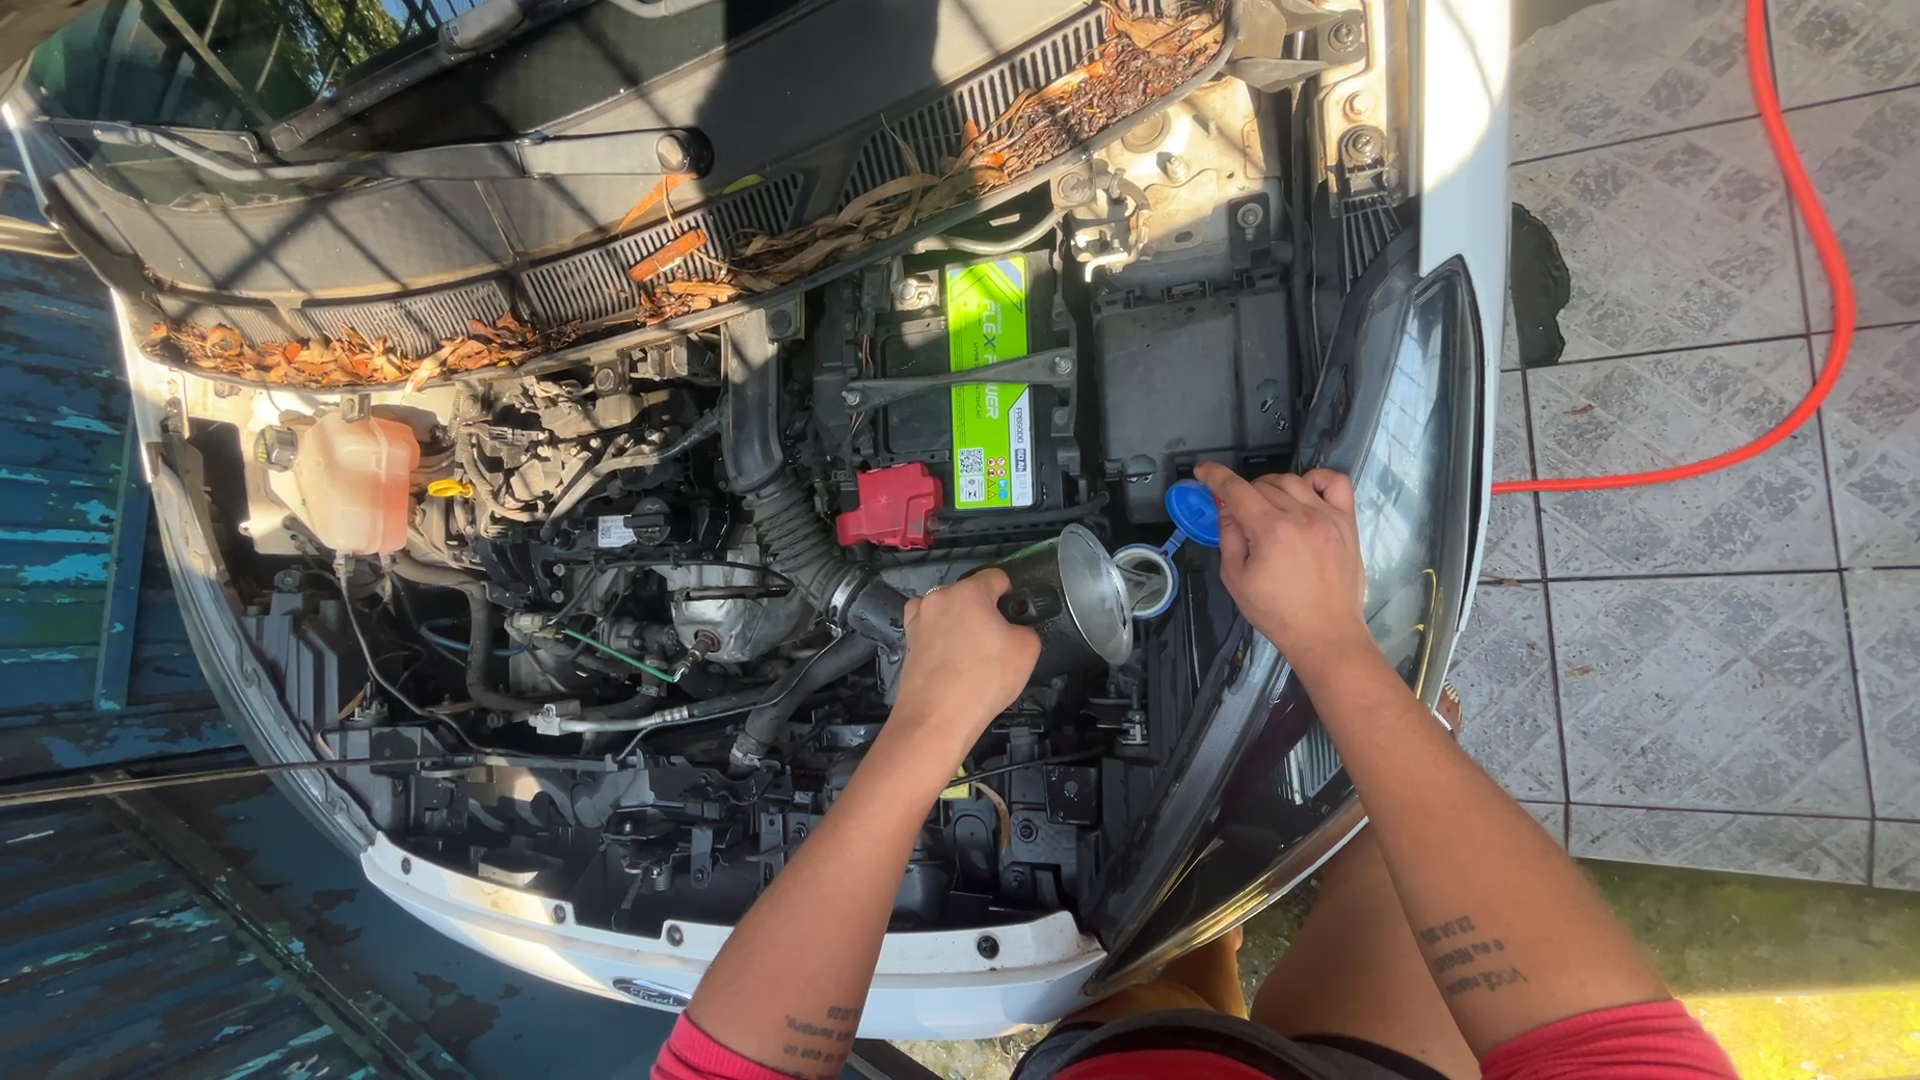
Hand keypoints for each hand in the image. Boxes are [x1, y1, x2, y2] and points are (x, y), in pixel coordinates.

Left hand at [889, 569, 1040, 757]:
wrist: (937, 717)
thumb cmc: (984, 679)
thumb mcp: (1027, 650)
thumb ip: (1026, 628)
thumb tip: (1014, 630)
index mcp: (969, 591)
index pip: (996, 577)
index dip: (1010, 594)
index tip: (1014, 614)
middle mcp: (938, 597)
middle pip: (968, 594)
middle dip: (983, 611)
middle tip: (995, 640)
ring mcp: (918, 619)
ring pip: (946, 611)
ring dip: (958, 622)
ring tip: (969, 652)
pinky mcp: (907, 641)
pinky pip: (929, 630)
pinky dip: (939, 638)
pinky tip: (948, 659)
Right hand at [1195, 464, 1374, 677]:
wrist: (1326, 633)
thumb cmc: (1277, 612)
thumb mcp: (1236, 578)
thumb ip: (1229, 536)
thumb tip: (1226, 508)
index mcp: (1271, 531)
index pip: (1236, 490)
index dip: (1214, 476)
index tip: (1203, 471)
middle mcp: (1301, 516)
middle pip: (1263, 484)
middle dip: (1243, 492)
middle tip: (1238, 514)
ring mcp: (1328, 517)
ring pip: (1293, 480)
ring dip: (1272, 486)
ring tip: (1267, 508)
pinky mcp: (1347, 523)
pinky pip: (1336, 483)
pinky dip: (1316, 479)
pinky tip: (1305, 492)